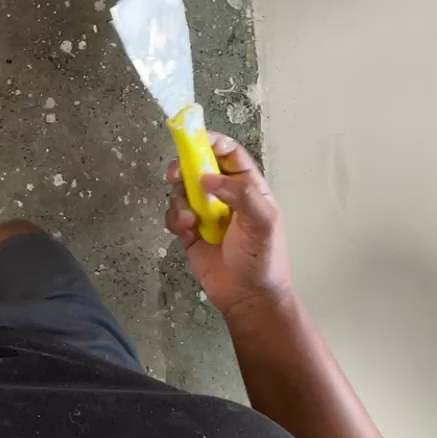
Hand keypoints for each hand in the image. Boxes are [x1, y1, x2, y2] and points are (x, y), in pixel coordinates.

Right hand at [165, 133, 295, 318]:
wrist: (249, 299)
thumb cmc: (263, 259)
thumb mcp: (263, 222)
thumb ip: (240, 194)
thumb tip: (207, 177)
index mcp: (247, 187)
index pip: (228, 153)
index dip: (211, 141)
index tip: (192, 138)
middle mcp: (224, 194)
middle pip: (197, 165)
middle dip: (184, 166)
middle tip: (175, 174)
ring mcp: (205, 212)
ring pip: (181, 189)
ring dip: (179, 199)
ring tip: (190, 219)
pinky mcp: (189, 230)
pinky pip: (173, 213)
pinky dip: (175, 220)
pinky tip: (187, 232)